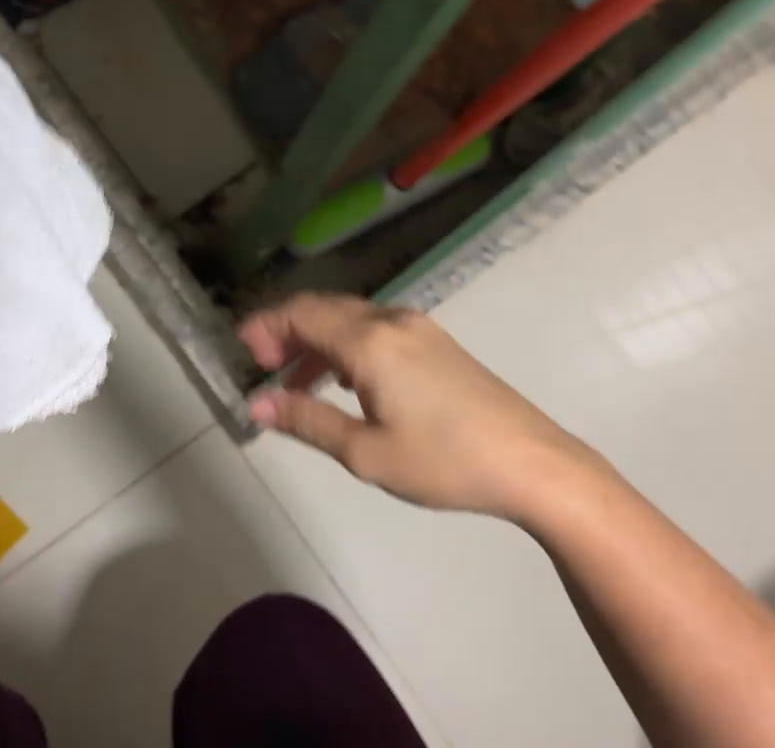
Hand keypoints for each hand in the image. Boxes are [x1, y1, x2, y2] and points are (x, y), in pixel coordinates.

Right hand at [240, 293, 596, 516]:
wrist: (535, 465)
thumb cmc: (444, 461)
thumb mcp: (365, 452)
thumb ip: (305, 421)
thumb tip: (255, 406)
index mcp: (369, 342)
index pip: (301, 315)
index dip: (265, 326)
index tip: (239, 349)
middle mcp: (391, 322)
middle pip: (323, 309)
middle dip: (286, 330)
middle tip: (260, 365)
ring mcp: (419, 330)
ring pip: (350, 319)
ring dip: (315, 339)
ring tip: (294, 379)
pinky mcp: (436, 345)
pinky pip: (374, 330)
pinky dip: (344, 345)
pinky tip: (342, 380)